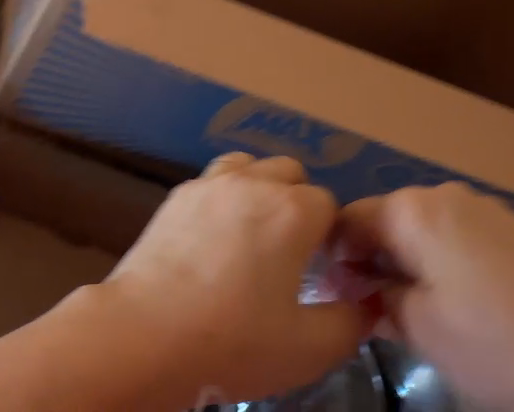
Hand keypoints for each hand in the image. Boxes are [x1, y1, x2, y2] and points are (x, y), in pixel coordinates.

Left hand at [78, 152, 368, 404]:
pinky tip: (216, 238)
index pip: (329, 204)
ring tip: (254, 235)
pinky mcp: (175, 196)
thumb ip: (351, 321)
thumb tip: (366, 303)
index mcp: (290, 211)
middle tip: (292, 251)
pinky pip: (212, 181)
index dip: (331, 236)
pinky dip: (224, 197)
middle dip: (299, 203)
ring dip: (259, 189)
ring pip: (247, 166)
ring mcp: (207, 184)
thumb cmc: (234, 340)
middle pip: (288, 172)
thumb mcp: (310, 347)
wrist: (148, 331)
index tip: (322, 270)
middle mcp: (250, 184)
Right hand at [333, 183, 513, 411]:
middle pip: (386, 219)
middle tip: (367, 306)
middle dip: (370, 257)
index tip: (330, 295)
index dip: (332, 256)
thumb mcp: (418, 328)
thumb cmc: (495, 345)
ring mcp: (484, 208)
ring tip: (412, 307)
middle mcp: (443, 193)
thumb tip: (353, 285)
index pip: (347, 220)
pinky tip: (457, 302)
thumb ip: (375, 296)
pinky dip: (443, 261)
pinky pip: (457, 236)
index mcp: (410, 209)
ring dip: (407, 260)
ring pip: (423, 228)